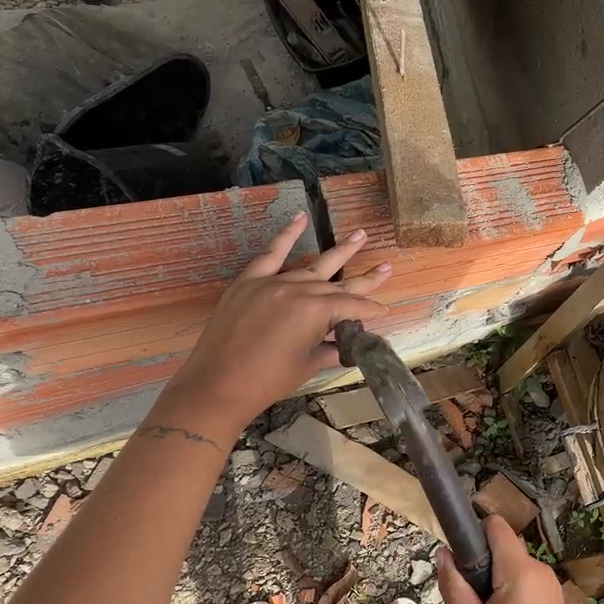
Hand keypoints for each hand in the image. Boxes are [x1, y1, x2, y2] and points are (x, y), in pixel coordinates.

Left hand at [155, 212, 389, 429]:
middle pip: (338, 284)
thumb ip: (332, 348)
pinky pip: (270, 254)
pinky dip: (286, 235)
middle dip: (365, 279)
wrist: (216, 385)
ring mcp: (272, 283)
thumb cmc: (268, 381)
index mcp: (316, 312)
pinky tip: (301, 218)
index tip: (383, 311)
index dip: (371, 310)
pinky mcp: (249, 282)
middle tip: (387, 266)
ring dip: (339, 252)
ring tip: (360, 236)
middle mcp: (298, 290)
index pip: (353, 306)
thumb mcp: (309, 364)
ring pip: (312, 266)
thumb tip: (348, 344)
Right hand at [438, 516, 579, 603]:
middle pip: (503, 547)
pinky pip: (526, 579)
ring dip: (496, 581)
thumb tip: (443, 552)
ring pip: (513, 564)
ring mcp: (551, 581)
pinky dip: (511, 591)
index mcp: (520, 570)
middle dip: (483, 565)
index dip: (474, 535)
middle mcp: (540, 568)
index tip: (460, 562)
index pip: (496, 526)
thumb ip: (454, 587)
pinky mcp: (555, 595)